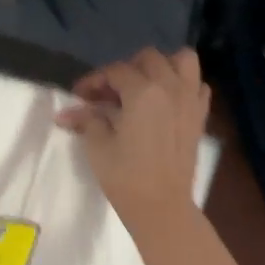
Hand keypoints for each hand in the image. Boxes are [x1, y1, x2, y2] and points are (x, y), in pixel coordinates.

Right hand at [57, 47, 211, 236]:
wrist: (161, 206)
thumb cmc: (125, 177)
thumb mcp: (98, 147)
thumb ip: (86, 121)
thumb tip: (65, 113)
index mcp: (143, 92)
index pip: (115, 71)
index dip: (94, 80)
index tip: (79, 96)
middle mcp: (170, 86)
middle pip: (148, 59)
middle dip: (125, 70)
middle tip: (108, 94)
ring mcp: (190, 99)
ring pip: (181, 60)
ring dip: (161, 66)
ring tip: (144, 86)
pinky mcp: (199, 115)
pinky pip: (197, 85)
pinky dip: (183, 85)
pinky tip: (168, 102)